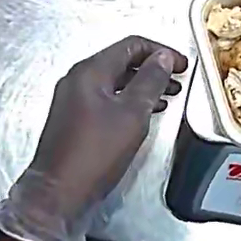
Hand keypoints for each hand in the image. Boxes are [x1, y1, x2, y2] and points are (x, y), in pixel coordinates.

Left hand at [0, 36, 187, 240]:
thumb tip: (163, 58)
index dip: (161, 51)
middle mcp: (78, 80)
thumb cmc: (95, 153)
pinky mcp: (74, 118)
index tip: (181, 64)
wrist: (58, 195)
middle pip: (122, 60)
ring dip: (144, 84)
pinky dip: (130, 99)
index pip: (131, 45)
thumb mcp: (133, 113)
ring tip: (168, 94)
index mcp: (90, 71)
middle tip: (178, 78)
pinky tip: (146, 112)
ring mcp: (74, 99)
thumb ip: (151, 81)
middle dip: (154, 67)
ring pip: (116, 80)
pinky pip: (107, 97)